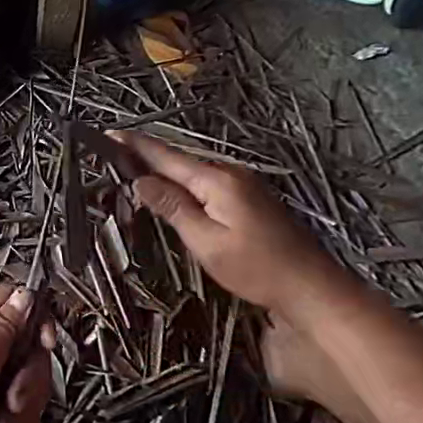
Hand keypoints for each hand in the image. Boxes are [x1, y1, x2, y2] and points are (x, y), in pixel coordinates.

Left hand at [0, 284, 55, 422]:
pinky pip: (27, 409)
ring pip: (33, 380)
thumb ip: (3, 326)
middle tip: (9, 395)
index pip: (14, 299)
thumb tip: (25, 294)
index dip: (35, 318)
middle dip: (28, 378)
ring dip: (21, 409)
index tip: (42, 342)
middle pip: (30, 344)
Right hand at [112, 130, 346, 314]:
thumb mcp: (207, 242)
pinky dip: (184, 185)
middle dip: (146, 158)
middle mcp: (230, 173)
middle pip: (178, 161)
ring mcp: (243, 183)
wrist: (312, 287)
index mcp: (217, 181)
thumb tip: (141, 181)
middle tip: (114, 158)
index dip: (136, 146)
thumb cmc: (257, 269)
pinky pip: (207, 183)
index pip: (166, 157)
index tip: (110, 135)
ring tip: (134, 173)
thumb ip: (173, 208)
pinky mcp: (249, 197)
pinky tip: (172, 194)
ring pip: (192, 173)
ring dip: (164, 173)